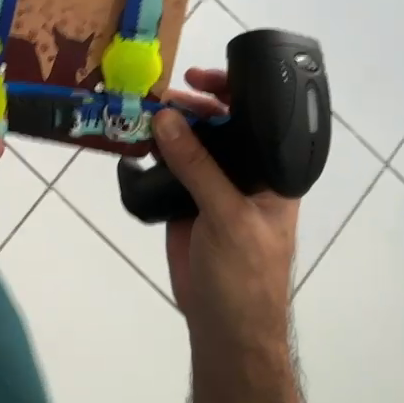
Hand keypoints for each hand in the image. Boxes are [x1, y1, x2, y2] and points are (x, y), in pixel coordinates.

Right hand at [156, 67, 300, 402]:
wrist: (224, 326)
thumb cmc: (245, 274)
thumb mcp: (228, 217)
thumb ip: (198, 166)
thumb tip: (167, 117)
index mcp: (269, 174)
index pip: (256, 120)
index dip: (233, 92)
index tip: (201, 76)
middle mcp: (242, 174)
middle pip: (218, 126)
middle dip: (193, 105)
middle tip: (162, 92)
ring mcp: (212, 187)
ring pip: (190, 143)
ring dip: (168, 124)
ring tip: (142, 108)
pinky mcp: (185, 200)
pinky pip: (168, 165)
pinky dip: (152, 148)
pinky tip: (135, 136)